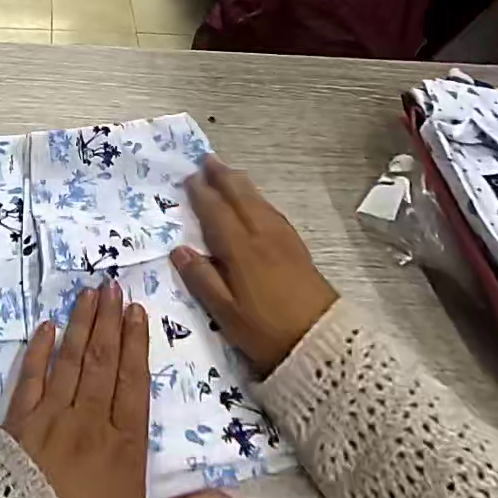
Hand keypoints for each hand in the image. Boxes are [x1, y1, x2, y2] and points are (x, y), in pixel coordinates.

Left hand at [3, 285, 237, 497]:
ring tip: (88, 293)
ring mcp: (49, 422)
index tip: (138, 310)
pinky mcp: (16, 429)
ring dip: (80, 325)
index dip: (136, 344)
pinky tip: (45, 328)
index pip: (133, 381)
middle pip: (102, 361)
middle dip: (109, 321)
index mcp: (122, 446)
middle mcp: (88, 423)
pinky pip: (28, 382)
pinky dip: (37, 353)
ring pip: (70, 361)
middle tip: (112, 286)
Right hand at [171, 158, 339, 373]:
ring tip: (228, 172)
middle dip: (223, 176)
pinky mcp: (295, 243)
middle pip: (240, 196)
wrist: (319, 337)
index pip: (217, 212)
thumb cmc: (266, 330)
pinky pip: (270, 208)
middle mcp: (261, 233)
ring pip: (257, 199)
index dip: (202, 194)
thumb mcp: (226, 313)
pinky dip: (256, 196)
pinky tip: (255, 200)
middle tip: (207, 159)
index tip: (190, 178)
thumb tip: (179, 249)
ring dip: (240, 182)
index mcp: (241, 249)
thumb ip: (202, 279)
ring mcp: (281, 236)